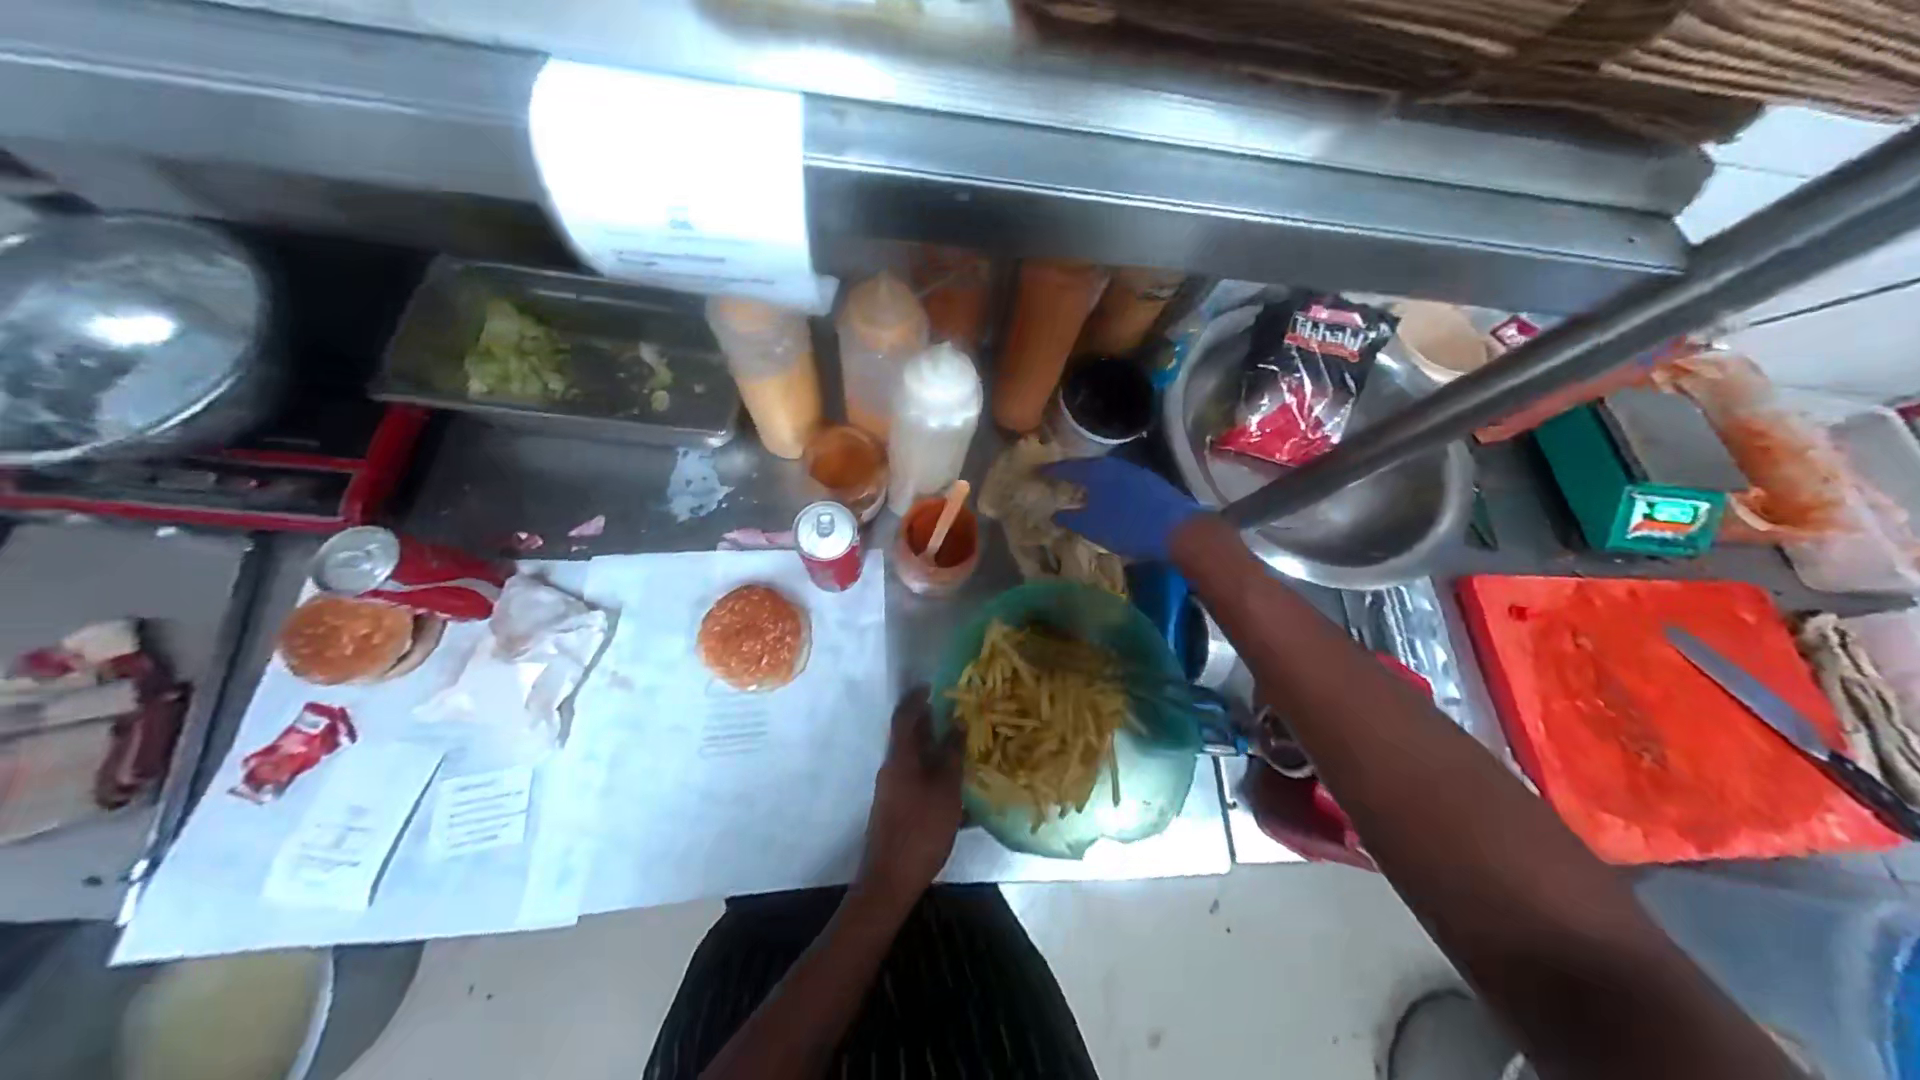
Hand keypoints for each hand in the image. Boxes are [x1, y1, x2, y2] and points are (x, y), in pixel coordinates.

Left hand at [857, 688, 962, 907]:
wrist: (890, 879)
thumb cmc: (921, 830)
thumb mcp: (945, 791)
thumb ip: (951, 756)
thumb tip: (956, 724)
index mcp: (900, 759)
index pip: (904, 718)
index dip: (916, 699)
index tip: (932, 686)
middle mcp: (892, 769)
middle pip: (909, 737)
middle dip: (930, 723)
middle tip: (956, 713)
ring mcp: (893, 790)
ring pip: (915, 759)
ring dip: (935, 749)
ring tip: (962, 746)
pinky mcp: (898, 809)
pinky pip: (917, 779)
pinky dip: (934, 774)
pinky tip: (957, 786)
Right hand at [1040, 456, 1207, 561]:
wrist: (1178, 530)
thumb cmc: (1128, 527)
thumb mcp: (1093, 527)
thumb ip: (1071, 519)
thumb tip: (1054, 514)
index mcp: (1097, 471)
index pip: (1067, 468)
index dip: (1050, 471)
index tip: (1037, 472)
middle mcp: (1115, 465)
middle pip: (1089, 466)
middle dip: (1074, 473)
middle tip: (1059, 479)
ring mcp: (1137, 472)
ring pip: (1107, 472)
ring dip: (1094, 480)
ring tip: (1082, 489)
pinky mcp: (1152, 483)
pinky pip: (1122, 480)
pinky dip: (1110, 486)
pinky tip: (1109, 497)